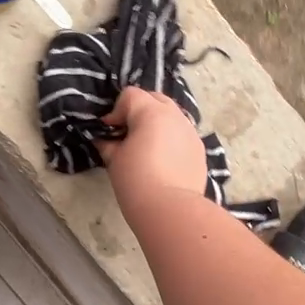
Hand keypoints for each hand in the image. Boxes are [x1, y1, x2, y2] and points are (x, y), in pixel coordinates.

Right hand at [96, 88, 206, 220]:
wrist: (170, 209)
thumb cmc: (136, 180)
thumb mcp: (114, 160)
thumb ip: (108, 143)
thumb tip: (104, 139)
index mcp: (151, 112)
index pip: (130, 95)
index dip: (115, 111)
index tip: (108, 132)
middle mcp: (174, 116)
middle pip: (154, 98)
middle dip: (138, 110)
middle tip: (126, 134)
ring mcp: (190, 131)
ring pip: (171, 115)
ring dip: (156, 123)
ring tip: (146, 147)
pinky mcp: (199, 149)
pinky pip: (181, 134)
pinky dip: (169, 138)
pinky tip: (162, 161)